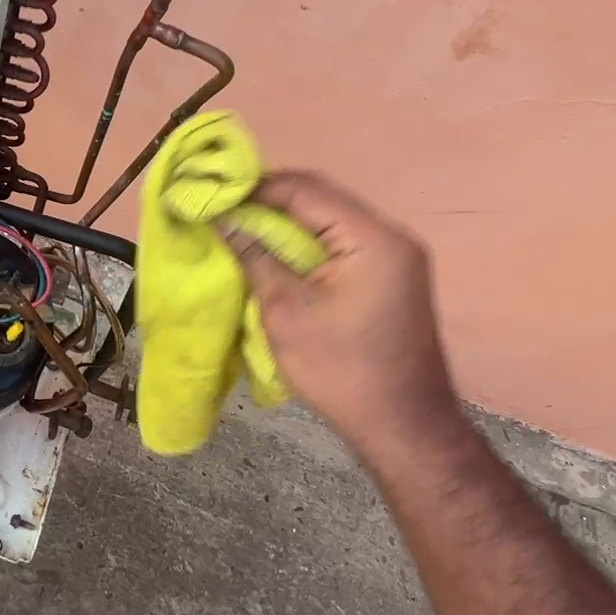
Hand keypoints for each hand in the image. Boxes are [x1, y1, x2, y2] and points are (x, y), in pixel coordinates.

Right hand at [217, 171, 462, 455]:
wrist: (402, 427)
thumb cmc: (340, 368)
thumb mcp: (285, 310)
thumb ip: (255, 255)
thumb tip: (223, 220)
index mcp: (372, 238)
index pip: (305, 190)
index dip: (254, 187)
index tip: (212, 195)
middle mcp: (390, 237)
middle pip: (320, 198)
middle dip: (268, 200)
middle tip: (222, 209)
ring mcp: (394, 257)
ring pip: (329, 219)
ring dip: (284, 220)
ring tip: (239, 228)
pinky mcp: (388, 277)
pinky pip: (339, 242)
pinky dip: (304, 241)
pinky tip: (273, 252)